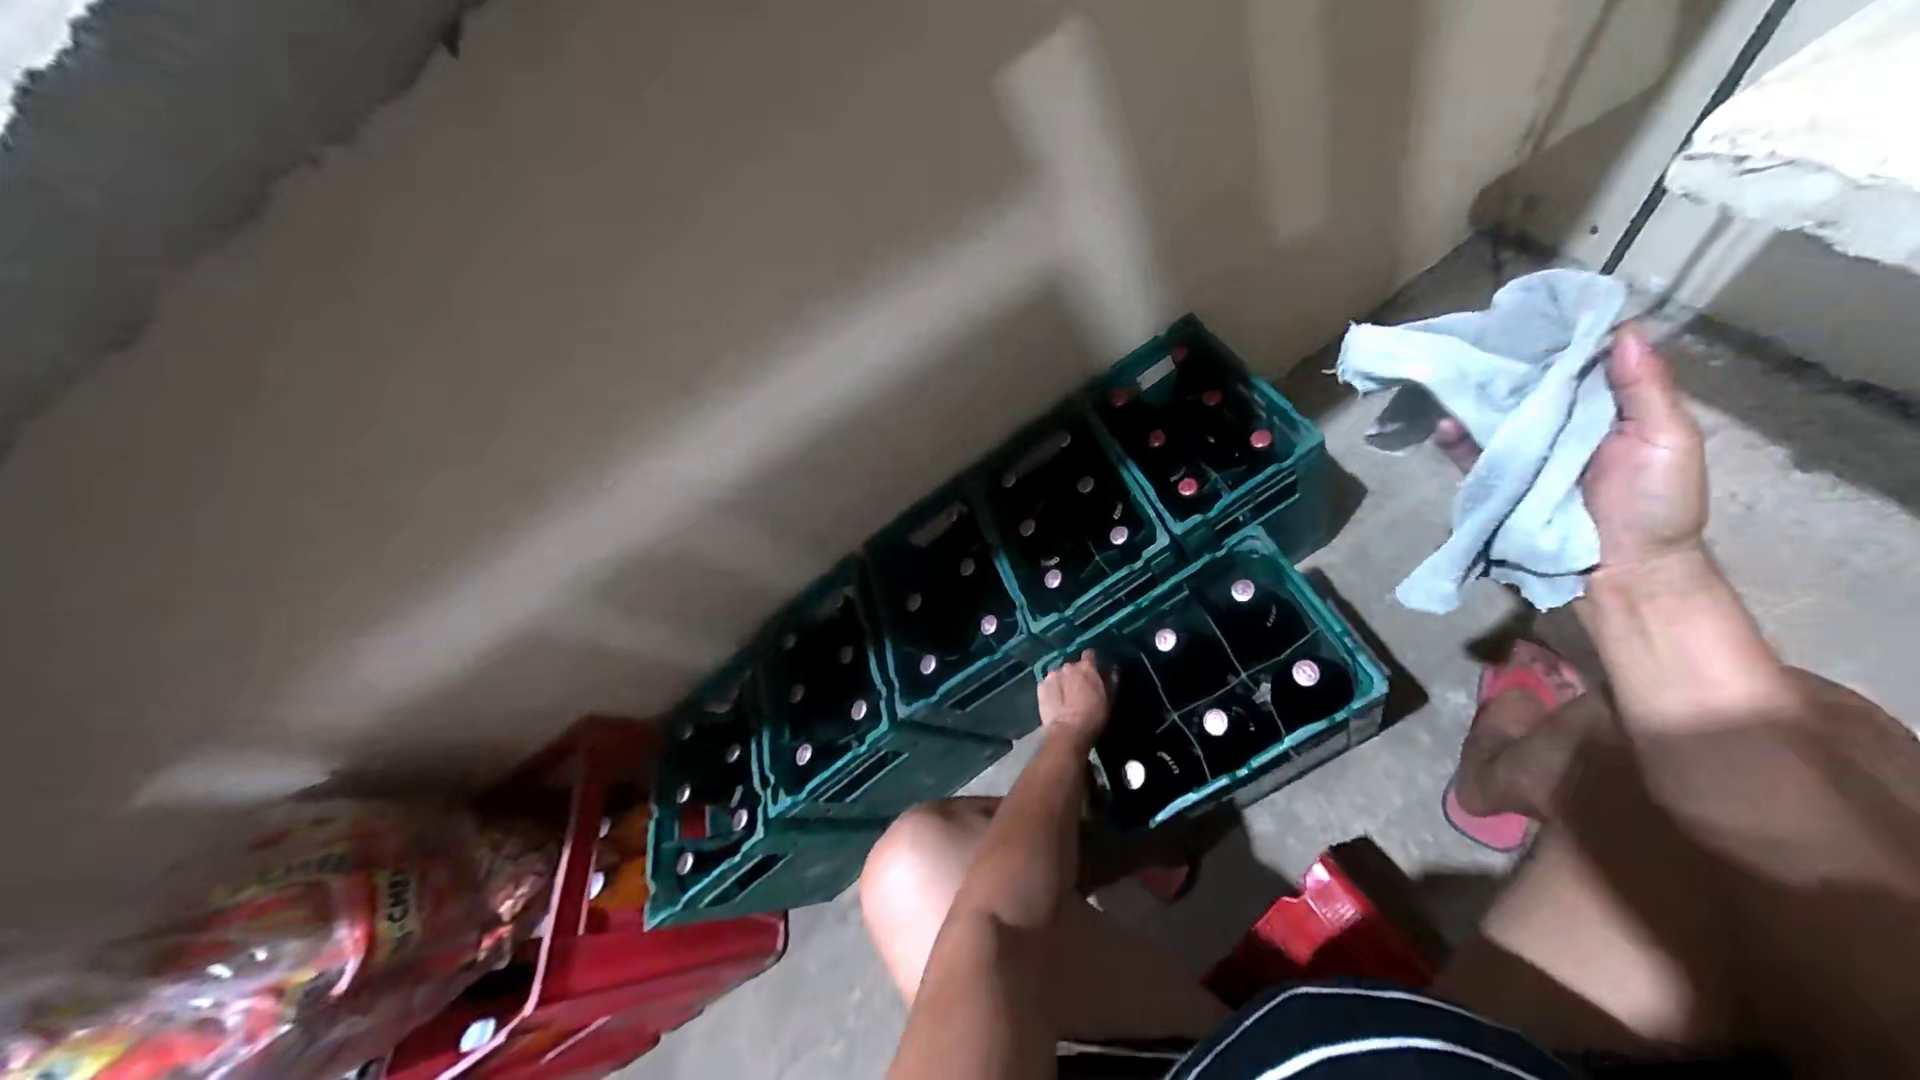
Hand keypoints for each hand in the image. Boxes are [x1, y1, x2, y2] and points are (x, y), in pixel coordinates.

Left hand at [1038, 650, 1107, 741]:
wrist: (1068, 730)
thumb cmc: (1093, 716)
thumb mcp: (1107, 699)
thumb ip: (1109, 681)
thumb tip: (1111, 670)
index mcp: (1086, 667)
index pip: (1089, 654)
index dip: (1091, 660)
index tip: (1092, 668)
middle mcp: (1068, 666)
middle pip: (1072, 666)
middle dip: (1075, 673)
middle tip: (1077, 687)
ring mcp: (1051, 675)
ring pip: (1058, 673)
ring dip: (1062, 680)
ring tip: (1064, 694)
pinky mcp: (1040, 686)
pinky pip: (1047, 683)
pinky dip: (1051, 688)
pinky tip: (1054, 699)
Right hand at [1430, 326, 1706, 576]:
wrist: (1623, 569)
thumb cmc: (1658, 504)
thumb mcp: (1670, 439)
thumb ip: (1646, 390)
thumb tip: (1621, 330)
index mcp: (1604, 407)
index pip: (1574, 363)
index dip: (1554, 338)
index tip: (1529, 312)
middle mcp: (1558, 423)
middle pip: (1526, 385)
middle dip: (1502, 363)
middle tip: (1474, 336)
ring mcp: (1523, 451)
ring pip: (1493, 415)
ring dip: (1471, 397)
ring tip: (1447, 375)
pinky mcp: (1496, 478)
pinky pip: (1469, 455)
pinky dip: (1453, 438)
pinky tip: (1443, 423)